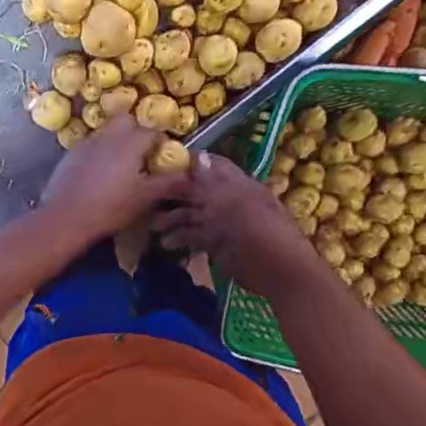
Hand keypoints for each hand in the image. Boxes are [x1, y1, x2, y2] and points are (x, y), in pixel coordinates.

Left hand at [38, 116, 187, 240]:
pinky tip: (98, 174)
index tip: (163, 157)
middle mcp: (108, 136)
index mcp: (130, 142)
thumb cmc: (110, 208)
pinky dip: (99, 153)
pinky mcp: (70, 155)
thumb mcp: (145, 198)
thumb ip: (169, 183)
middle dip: (136, 131)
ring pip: (107, 132)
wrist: (65, 218)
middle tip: (141, 154)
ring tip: (121, 166)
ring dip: (117, 141)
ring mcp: (86, 144)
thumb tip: (190, 174)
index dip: (161, 142)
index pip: (152, 131)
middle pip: (126, 120)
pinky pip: (90, 146)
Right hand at [154, 151, 325, 297]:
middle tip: (148, 196)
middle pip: (198, 191)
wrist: (277, 269)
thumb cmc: (256, 229)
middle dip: (174, 193)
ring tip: (153, 226)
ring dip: (173, 219)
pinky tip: (166, 243)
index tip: (165, 162)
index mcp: (237, 184)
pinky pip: (196, 236)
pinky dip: (181, 239)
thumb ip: (211, 180)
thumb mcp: (231, 200)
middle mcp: (228, 200)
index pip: (212, 166)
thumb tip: (198, 155)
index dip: (191, 163)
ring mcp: (223, 223)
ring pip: (193, 215)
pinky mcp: (218, 245)